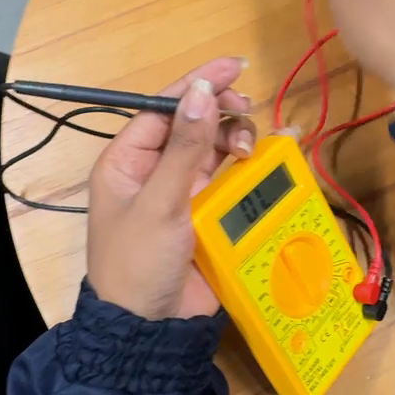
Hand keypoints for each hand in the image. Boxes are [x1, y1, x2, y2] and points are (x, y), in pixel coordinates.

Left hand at [85, 59, 255, 320]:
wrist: (152, 328)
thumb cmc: (140, 262)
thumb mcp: (161, 202)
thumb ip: (184, 147)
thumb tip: (201, 91)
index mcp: (128, 161)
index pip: (163, 108)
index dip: (198, 83)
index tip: (234, 66)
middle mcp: (156, 170)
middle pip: (193, 122)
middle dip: (221, 111)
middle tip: (247, 109)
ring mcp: (185, 191)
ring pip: (216, 147)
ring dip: (236, 138)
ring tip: (249, 148)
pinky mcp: (209, 213)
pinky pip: (232, 178)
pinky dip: (249, 166)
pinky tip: (266, 158)